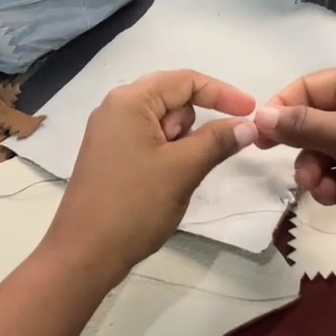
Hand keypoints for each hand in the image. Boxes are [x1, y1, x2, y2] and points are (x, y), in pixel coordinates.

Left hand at [42, 69, 256, 280]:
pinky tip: (164, 182)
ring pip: (163, 123)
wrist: (83, 255)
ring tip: (173, 178)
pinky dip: (167, 154)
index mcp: (130, 100)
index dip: (222, 92)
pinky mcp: (110, 154)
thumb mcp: (182, 170)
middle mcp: (116, 107)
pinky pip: (149, 140)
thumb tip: (248, 124)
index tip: (252, 111)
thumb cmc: (134, 206)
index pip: (185, 80)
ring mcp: (110, 131)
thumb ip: (217, 141)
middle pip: (173, 99)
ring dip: (180, 144)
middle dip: (194, 126)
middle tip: (193, 160)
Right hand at [253, 63, 335, 249]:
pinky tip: (333, 196)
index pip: (308, 86)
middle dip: (298, 143)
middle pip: (312, 119)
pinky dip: (330, 184)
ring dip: (313, 168)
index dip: (282, 107)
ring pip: (321, 150)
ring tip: (318, 185)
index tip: (258, 133)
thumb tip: (259, 116)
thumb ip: (304, 125)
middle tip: (277, 159)